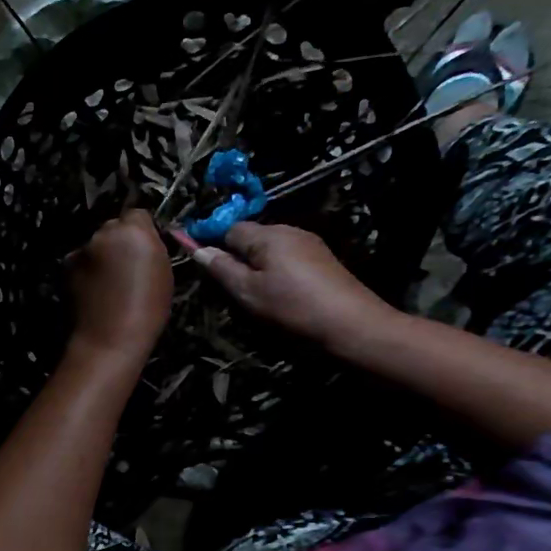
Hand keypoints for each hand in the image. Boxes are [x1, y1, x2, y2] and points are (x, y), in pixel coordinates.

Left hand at [68, 210, 172, 361]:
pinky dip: (88, 271)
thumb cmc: (148, 310)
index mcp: (133, 231)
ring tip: (110, 284)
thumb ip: (152, 248)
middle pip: (114, 227)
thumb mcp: (164, 273)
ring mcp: (81, 248)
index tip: (146, 250)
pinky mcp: (65, 266)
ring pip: (96, 245)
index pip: (137, 214)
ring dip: (102, 256)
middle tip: (128, 268)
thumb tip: (143, 242)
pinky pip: (82, 261)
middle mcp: (104, 232)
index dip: (142, 231)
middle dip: (120, 242)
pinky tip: (95, 291)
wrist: (110, 339)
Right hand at [192, 222, 396, 347]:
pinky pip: (290, 258)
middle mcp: (289, 229)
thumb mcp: (249, 293)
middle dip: (239, 257)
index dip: (215, 245)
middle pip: (252, 237)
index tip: (208, 268)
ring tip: (261, 296)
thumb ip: (222, 269)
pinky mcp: (324, 259)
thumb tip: (198, 249)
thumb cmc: (294, 307)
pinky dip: (280, 272)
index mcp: (267, 234)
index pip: (229, 228)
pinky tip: (286, 295)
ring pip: (272, 248)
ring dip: (261, 266)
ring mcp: (309, 243)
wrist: (352, 323)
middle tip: (235, 290)